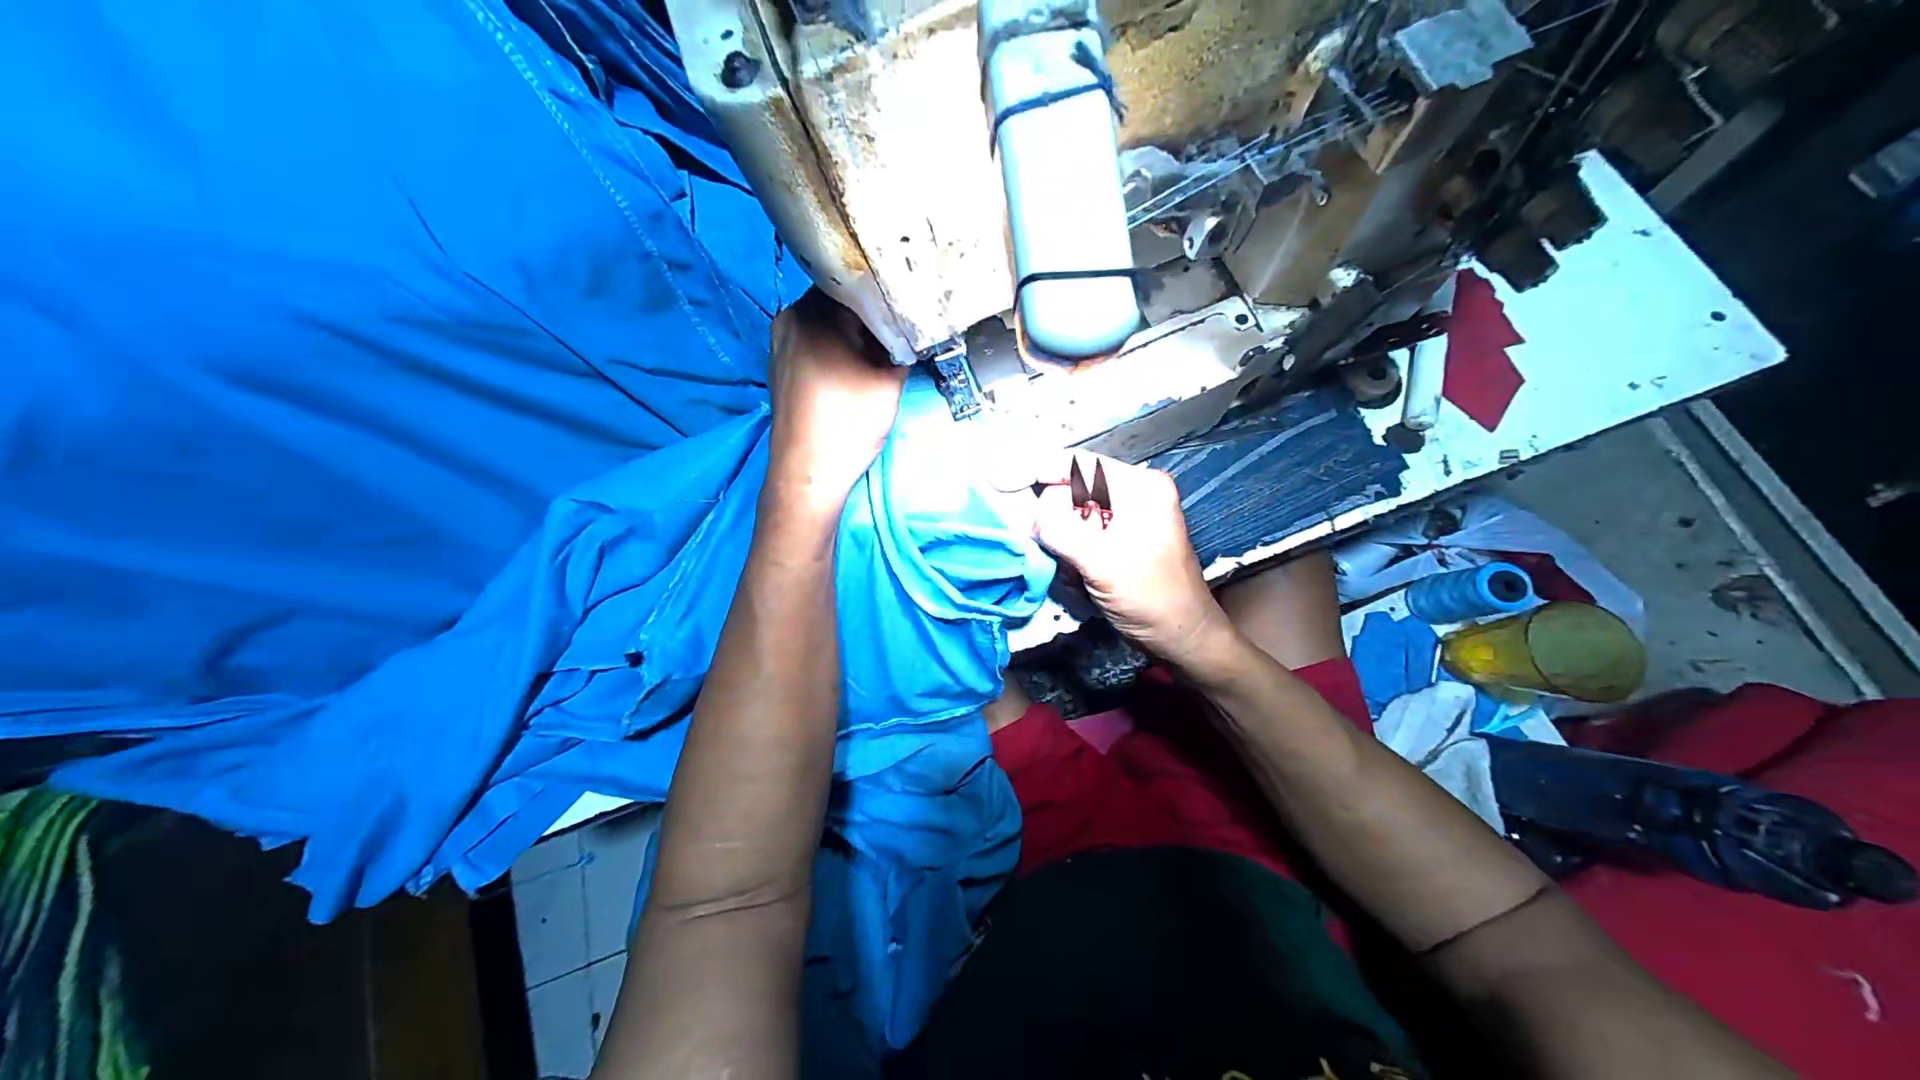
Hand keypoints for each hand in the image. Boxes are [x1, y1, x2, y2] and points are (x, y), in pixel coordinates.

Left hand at [766, 289, 907, 515]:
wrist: (805, 475)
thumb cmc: (847, 425)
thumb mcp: (888, 381)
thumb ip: (903, 343)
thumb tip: (913, 323)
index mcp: (814, 311)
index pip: (858, 281)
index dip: (888, 293)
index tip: (910, 307)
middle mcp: (790, 316)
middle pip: (841, 300)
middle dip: (871, 315)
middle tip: (900, 332)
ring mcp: (780, 339)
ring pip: (828, 321)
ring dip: (854, 332)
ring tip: (880, 353)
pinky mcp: (780, 362)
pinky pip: (815, 340)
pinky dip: (836, 347)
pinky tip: (853, 368)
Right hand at [1032, 452, 1238, 669]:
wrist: (1183, 640)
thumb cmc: (1155, 601)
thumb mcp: (1106, 564)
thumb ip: (1065, 531)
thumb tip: (1033, 513)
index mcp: (1138, 487)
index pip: (1076, 465)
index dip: (1035, 469)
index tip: (998, 480)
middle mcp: (1129, 494)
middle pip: (1066, 492)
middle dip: (1051, 525)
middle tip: (1055, 557)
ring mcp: (1120, 518)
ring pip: (1065, 518)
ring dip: (1060, 548)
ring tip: (1076, 577)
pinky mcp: (1111, 541)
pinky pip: (1073, 538)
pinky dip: (1068, 559)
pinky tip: (1080, 581)